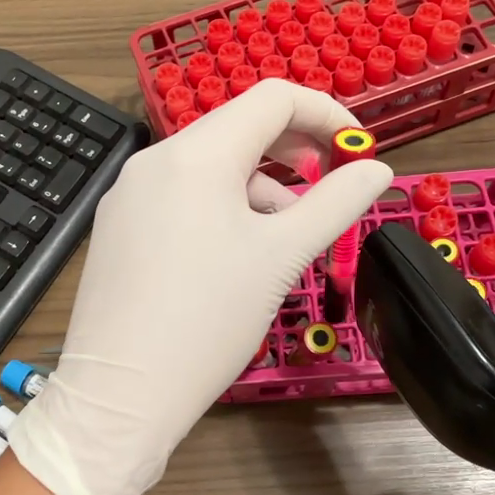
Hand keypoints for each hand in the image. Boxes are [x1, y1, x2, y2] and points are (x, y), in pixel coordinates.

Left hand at [9, 81, 392, 494]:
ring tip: (284, 238)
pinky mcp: (117, 226)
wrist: (120, 396)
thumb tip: (378, 170)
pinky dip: (221, 206)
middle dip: (293, 150)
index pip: (272, 98)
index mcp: (196, 155)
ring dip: (258, 185)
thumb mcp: (282, 257)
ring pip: (209, 165)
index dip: (325, 112)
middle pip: (237, 128)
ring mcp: (128, 193)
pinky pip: (180, 194)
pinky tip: (236, 253)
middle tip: (328, 185)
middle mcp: (155, 159)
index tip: (356, 150)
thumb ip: (336, 203)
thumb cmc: (208, 321)